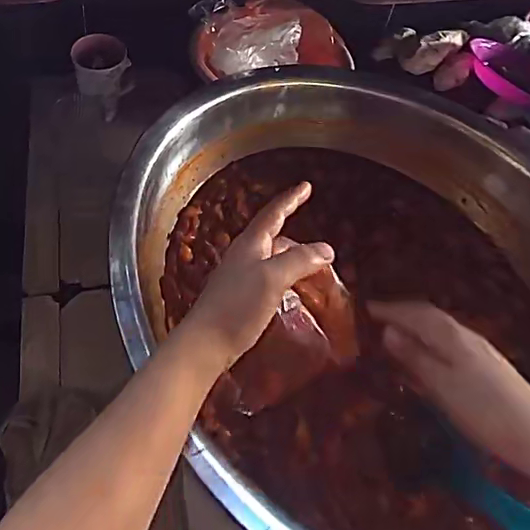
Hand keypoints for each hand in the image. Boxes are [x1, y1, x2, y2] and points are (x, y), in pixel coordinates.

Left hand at [173, 182, 335, 373]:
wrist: (204, 343)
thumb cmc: (237, 306)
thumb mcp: (272, 279)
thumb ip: (298, 261)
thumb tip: (325, 248)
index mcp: (250, 243)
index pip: (273, 213)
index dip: (291, 199)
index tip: (306, 186)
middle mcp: (243, 254)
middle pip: (273, 236)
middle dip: (296, 237)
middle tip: (320, 247)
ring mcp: (239, 276)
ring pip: (271, 258)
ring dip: (292, 259)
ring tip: (313, 270)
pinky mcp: (239, 297)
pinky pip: (268, 278)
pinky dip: (285, 279)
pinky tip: (293, 294)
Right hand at [369, 300, 529, 489]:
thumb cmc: (486, 412)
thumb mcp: (441, 387)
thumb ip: (415, 357)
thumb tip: (387, 330)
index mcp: (451, 335)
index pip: (414, 311)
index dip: (389, 308)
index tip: (365, 307)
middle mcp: (466, 335)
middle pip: (429, 316)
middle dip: (402, 313)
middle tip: (377, 318)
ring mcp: (482, 351)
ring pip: (441, 329)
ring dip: (418, 327)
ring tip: (398, 335)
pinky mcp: (491, 367)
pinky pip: (451, 342)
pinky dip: (433, 341)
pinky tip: (431, 357)